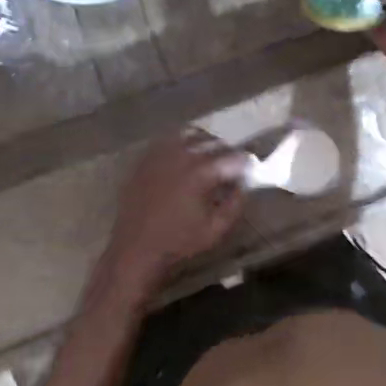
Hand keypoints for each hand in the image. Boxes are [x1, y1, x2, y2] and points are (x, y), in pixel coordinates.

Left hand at [98, 129, 249, 301]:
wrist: (136, 249)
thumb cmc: (178, 243)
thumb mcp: (216, 230)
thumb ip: (235, 204)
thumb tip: (244, 185)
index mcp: (200, 173)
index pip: (231, 157)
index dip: (244, 161)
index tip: (250, 167)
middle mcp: (179, 157)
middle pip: (210, 141)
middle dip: (225, 148)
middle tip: (231, 160)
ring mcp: (158, 156)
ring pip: (186, 135)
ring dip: (202, 141)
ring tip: (209, 153)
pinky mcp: (144, 161)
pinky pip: (165, 142)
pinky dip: (179, 143)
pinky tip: (183, 155)